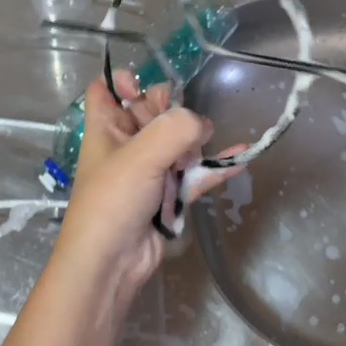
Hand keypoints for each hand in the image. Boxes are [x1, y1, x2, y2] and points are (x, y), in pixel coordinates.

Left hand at [0, 75, 242, 345]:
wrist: (109, 265)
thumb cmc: (112, 201)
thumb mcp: (140, 156)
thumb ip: (175, 129)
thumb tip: (202, 124)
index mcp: (105, 127)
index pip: (106, 90)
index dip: (122, 80)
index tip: (141, 84)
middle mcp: (125, 143)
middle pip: (152, 110)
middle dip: (170, 113)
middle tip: (176, 128)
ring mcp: (148, 169)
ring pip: (177, 141)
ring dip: (192, 143)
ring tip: (194, 155)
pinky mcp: (167, 196)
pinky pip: (194, 172)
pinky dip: (213, 165)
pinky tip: (241, 154)